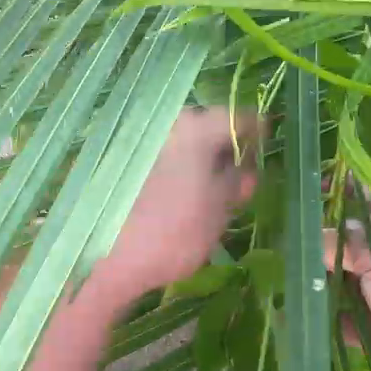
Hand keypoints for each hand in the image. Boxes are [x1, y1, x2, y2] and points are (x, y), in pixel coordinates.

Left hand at [88, 107, 260, 302]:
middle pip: (208, 125)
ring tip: (207, 192)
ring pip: (183, 138)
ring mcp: (143, 136)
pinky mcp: (123, 154)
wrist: (109, 254)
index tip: (261, 152)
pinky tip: (177, 194)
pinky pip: (161, 150)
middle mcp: (169, 121)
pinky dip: (175, 165)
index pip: (239, 116)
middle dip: (224, 148)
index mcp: (197, 126)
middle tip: (236, 180)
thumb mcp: (221, 209)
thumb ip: (238, 182)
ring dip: (198, 157)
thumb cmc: (175, 232)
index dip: (255, 133)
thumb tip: (247, 169)